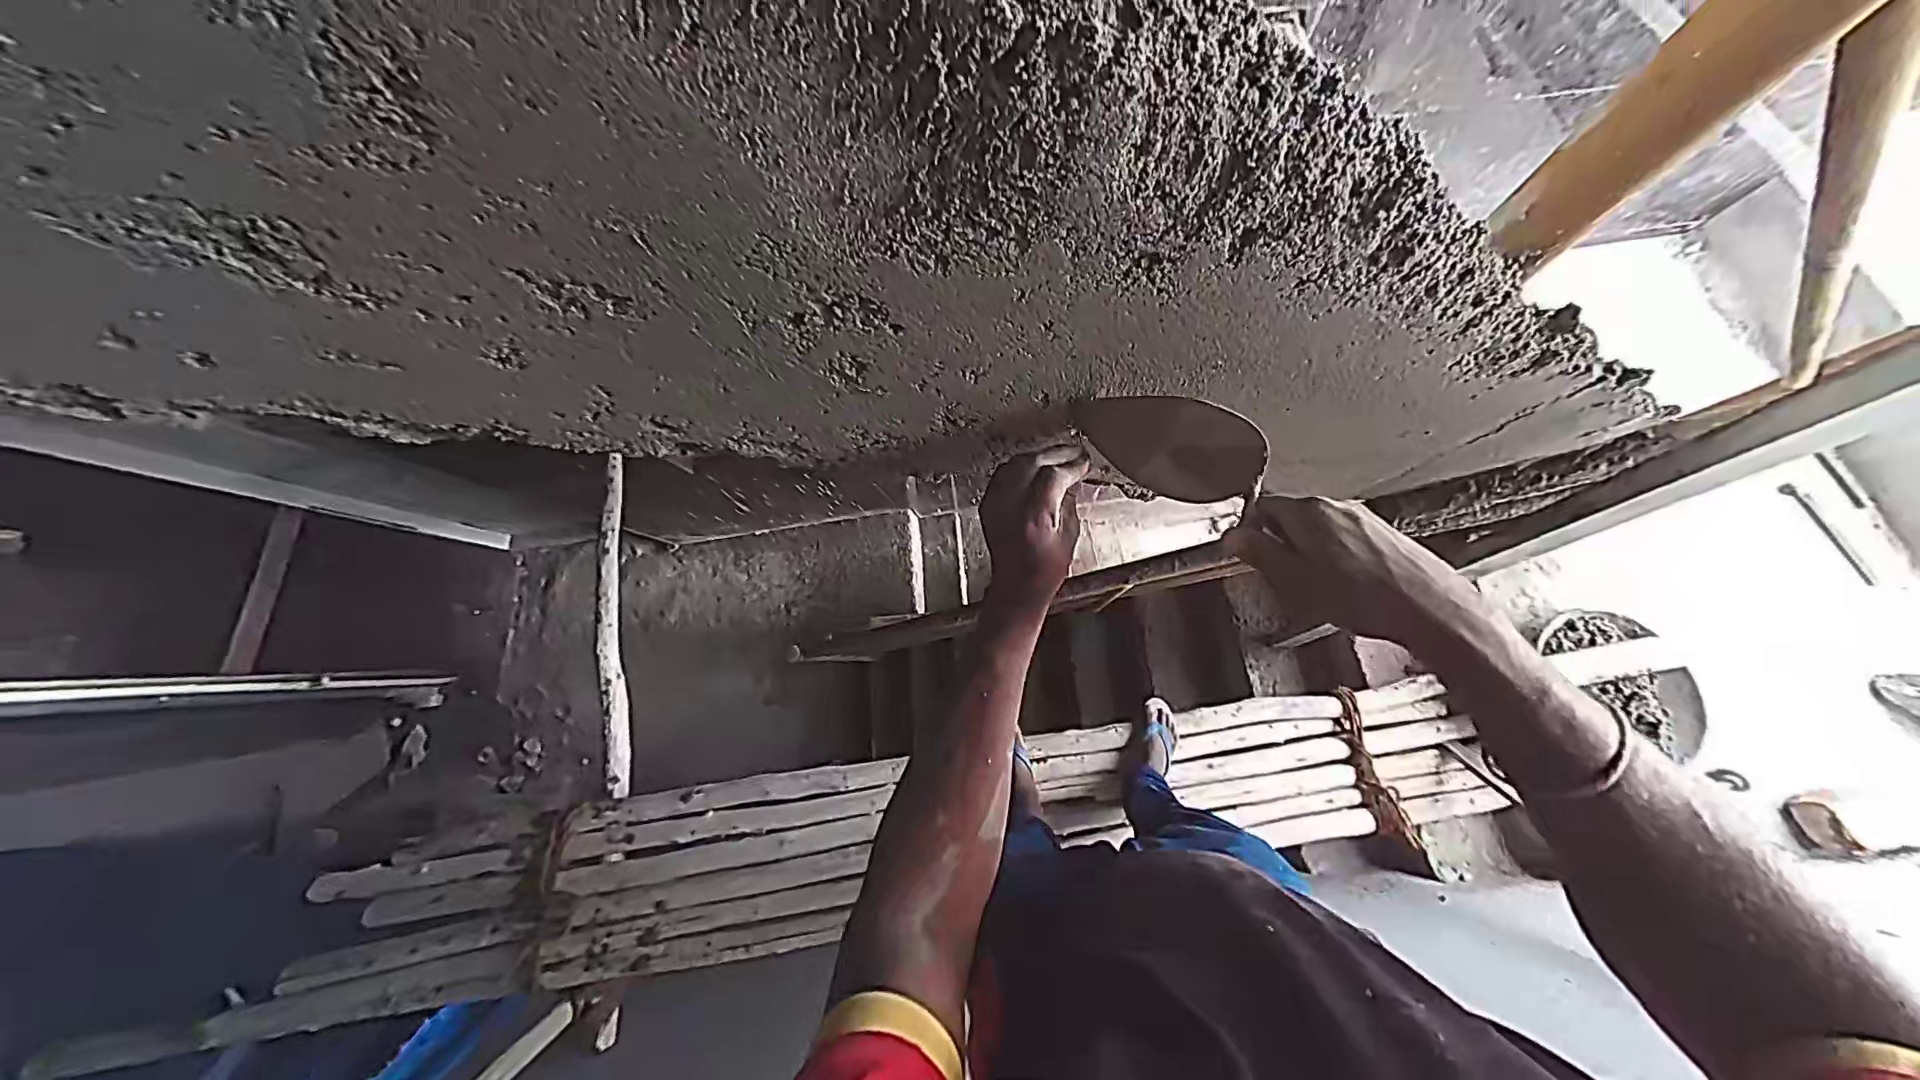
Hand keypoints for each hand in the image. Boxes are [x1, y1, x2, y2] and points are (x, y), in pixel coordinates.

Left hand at [979, 449, 1091, 607]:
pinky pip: (1003, 475)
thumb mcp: (1069, 535)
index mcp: (1034, 517)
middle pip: (1031, 462)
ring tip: (1056, 458)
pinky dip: (1020, 467)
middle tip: (1072, 453)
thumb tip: (1071, 480)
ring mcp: (995, 505)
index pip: (1053, 475)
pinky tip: (1033, 469)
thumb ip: (1069, 502)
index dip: (1071, 464)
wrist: (1016, 585)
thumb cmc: (1044, 569)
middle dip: (1055, 454)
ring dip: (1037, 457)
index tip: (1083, 461)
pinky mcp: (987, 506)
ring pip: (1015, 464)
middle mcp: (1010, 507)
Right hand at [1224, 495, 1489, 646]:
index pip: (1262, 506)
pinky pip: (1345, 541)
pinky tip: (1344, 589)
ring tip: (1315, 589)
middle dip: (1280, 544)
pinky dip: (1336, 561)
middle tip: (1281, 577)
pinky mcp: (1385, 537)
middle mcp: (1337, 507)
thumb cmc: (1365, 598)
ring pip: (1319, 531)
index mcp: (1308, 511)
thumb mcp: (1292, 580)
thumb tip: (1235, 537)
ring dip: (1309, 554)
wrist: (1430, 610)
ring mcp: (1364, 520)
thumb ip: (1258, 553)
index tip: (1249, 553)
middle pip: (1291, 517)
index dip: (1250, 531)